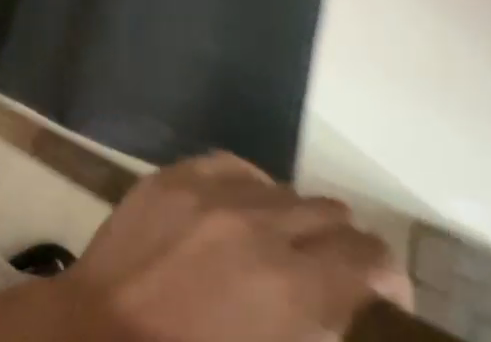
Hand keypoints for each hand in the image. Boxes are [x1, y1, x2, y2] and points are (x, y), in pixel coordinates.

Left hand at [64, 152, 412, 341]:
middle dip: (342, 244)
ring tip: (279, 240)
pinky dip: (245, 185)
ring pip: (282, 187)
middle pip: (331, 214)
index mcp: (295, 284)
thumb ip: (322, 319)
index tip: (379, 295)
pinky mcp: (167, 178)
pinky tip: (241, 207)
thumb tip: (349, 297)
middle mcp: (257, 227)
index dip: (385, 277)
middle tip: (329, 269)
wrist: (105, 327)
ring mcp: (207, 194)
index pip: (371, 256)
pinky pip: (227, 165)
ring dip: (293, 215)